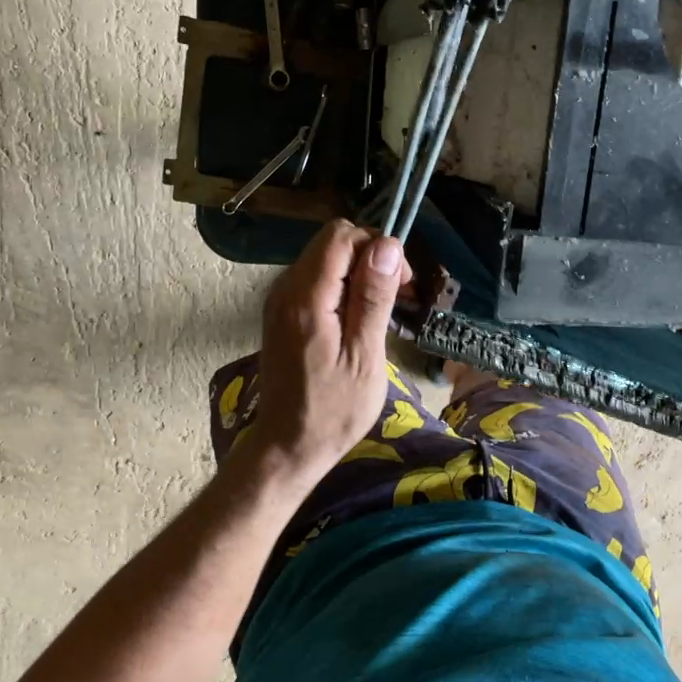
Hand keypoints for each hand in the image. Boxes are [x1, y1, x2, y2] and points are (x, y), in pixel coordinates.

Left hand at [241, 220, 408, 484]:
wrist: (288, 445)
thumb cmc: (334, 410)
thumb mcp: (364, 356)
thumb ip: (373, 297)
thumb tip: (387, 245)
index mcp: (306, 298)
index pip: (341, 235)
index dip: (377, 247)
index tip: (400, 283)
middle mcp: (286, 289)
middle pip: (333, 243)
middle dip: (371, 258)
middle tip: (398, 298)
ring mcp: (281, 301)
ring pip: (326, 259)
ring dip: (359, 275)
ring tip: (382, 314)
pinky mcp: (283, 314)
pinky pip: (316, 281)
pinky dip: (343, 289)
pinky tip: (359, 322)